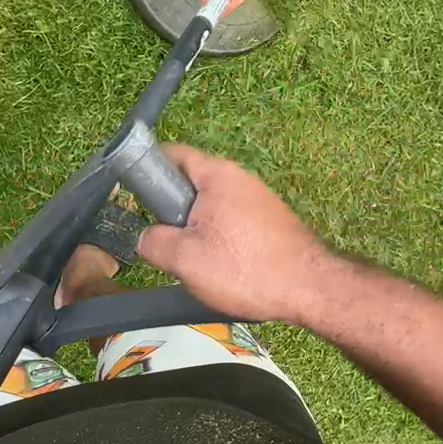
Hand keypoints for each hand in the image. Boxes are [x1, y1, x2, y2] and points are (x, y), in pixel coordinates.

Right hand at [137, 144, 338, 323]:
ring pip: (211, 208)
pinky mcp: (271, 221)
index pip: (171, 154)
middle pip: (191, 184)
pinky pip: (232, 222)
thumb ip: (154, 242)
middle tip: (166, 242)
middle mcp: (240, 178)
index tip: (133, 198)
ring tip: (196, 262)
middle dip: (173, 211)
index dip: (145, 172)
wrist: (310, 289)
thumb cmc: (247, 270)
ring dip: (198, 231)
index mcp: (217, 174)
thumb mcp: (185, 259)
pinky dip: (221, 240)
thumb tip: (145, 237)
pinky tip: (223, 268)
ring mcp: (259, 199)